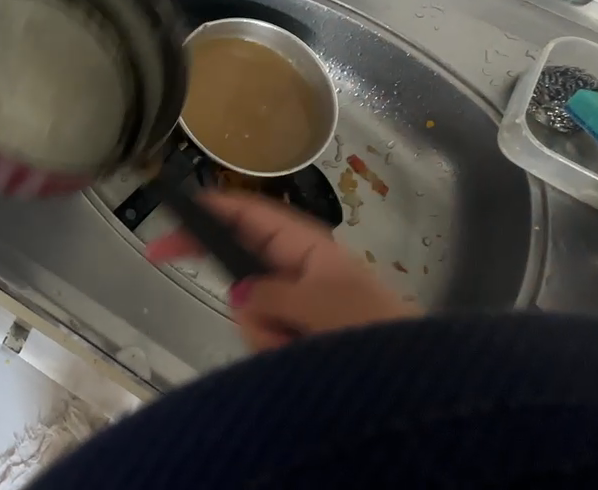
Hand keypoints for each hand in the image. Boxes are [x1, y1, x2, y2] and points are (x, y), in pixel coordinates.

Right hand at [146, 190, 414, 351]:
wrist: (427, 388)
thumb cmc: (376, 330)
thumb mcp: (322, 304)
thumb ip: (271, 294)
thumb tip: (238, 296)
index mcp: (306, 247)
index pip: (247, 214)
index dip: (208, 208)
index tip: (171, 213)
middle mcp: (298, 271)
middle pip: (241, 268)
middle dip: (248, 304)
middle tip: (269, 332)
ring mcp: (299, 307)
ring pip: (250, 310)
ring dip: (268, 336)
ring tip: (303, 355)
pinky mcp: (300, 338)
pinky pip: (264, 337)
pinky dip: (277, 353)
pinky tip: (303, 364)